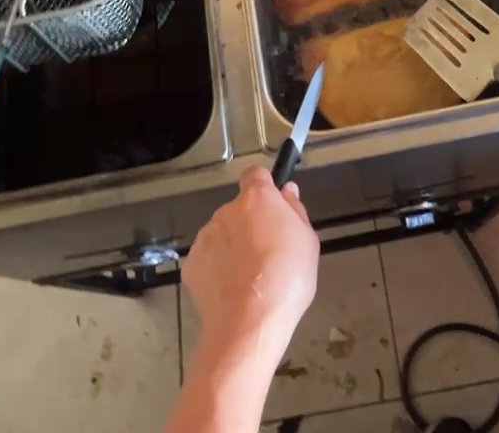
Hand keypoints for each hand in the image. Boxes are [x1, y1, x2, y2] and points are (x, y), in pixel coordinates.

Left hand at [182, 166, 318, 357]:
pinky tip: (231, 291)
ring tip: (249, 278)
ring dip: (232, 246)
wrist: (250, 323)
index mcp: (256, 199)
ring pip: (222, 234)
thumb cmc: (287, 278)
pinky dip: (217, 270)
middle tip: (268, 252)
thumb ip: (295, 211)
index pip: (255, 175)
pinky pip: (208, 260)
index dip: (264, 187)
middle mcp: (226, 211)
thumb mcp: (308, 242)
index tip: (273, 206)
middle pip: (239, 209)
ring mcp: (205, 238)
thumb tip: (287, 192)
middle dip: (250, 224)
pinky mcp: (191, 265)